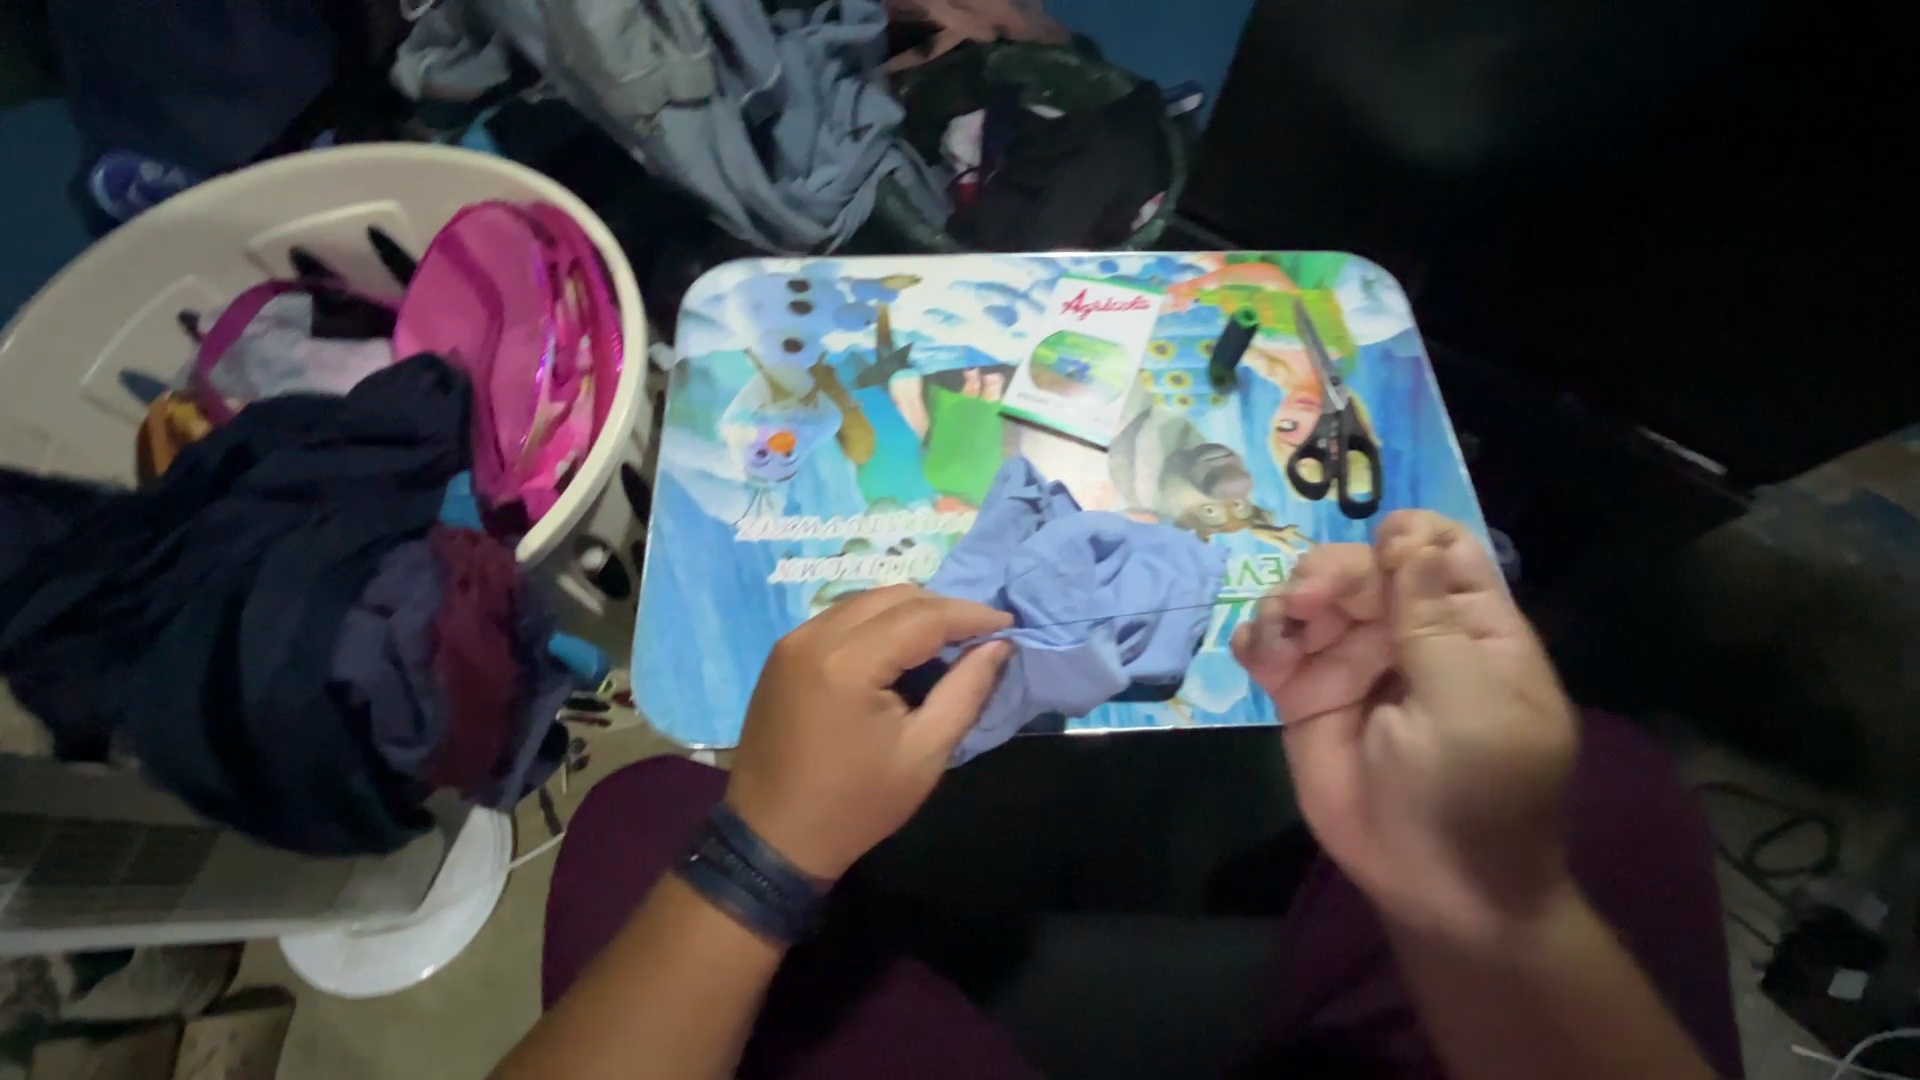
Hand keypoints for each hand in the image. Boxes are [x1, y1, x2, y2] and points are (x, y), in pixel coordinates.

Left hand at [726, 585, 1012, 880]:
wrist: (772, 838)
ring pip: (866, 600)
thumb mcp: (925, 753)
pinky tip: (900, 649)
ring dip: (910, 611)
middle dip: (942, 607)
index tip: (1007, 622)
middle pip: (894, 596)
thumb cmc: (856, 804)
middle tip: (978, 633)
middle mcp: (815, 635)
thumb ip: (966, 690)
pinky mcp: (784, 652)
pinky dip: (878, 621)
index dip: (971, 614)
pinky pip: (842, 617)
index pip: (923, 616)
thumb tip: (998, 644)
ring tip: (945, 640)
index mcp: (848, 662)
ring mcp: (793, 640)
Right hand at [1231, 511, 1578, 941]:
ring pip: (1305, 597)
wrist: (1429, 882)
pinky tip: (1258, 656)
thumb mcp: (1469, 706)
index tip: (1379, 547)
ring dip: (1284, 603)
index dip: (1408, 535)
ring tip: (1280, 641)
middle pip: (1359, 566)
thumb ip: (1432, 621)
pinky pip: (1268, 643)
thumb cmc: (1473, 794)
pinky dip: (1256, 637)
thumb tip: (1410, 535)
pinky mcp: (1300, 691)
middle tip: (1309, 603)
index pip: (1440, 550)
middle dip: (1330, 573)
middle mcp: (1403, 633)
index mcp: (1466, 627)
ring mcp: (1346, 661)